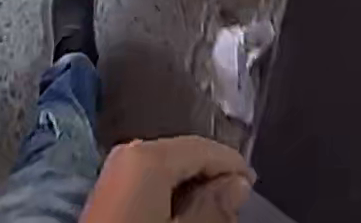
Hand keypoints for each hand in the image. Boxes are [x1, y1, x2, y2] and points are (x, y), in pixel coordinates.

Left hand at [79, 136, 254, 222]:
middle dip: (210, 176)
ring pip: (167, 170)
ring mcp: (115, 171)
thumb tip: (238, 183)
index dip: (231, 163)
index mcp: (147, 155)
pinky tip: (181, 215)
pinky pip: (150, 183)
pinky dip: (171, 196)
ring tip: (213, 213)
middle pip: (183, 155)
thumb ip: (213, 208)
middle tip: (236, 204)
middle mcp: (128, 152)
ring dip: (191, 189)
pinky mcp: (107, 193)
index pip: (201, 146)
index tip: (252, 183)